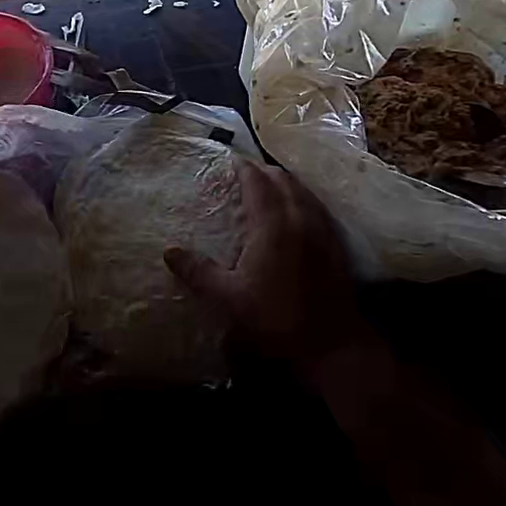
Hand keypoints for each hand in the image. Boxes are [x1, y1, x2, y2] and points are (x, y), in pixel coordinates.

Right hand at [164, 159, 366, 366]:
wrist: (333, 344)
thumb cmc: (276, 319)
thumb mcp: (227, 298)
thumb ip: (197, 272)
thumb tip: (169, 251)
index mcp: (273, 226)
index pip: (258, 184)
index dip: (244, 169)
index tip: (231, 161)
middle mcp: (300, 220)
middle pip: (284, 181)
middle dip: (264, 172)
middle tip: (246, 172)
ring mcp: (322, 232)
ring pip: (303, 192)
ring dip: (285, 183)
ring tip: (269, 184)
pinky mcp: (335, 246)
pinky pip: (316, 208)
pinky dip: (301, 198)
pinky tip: (297, 211)